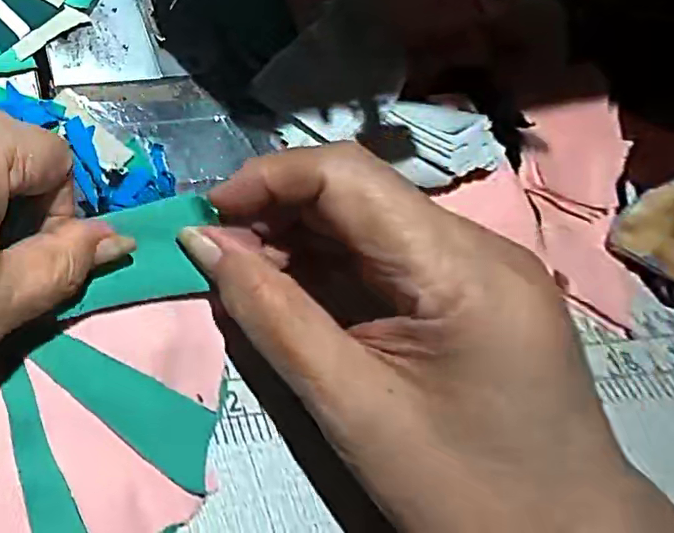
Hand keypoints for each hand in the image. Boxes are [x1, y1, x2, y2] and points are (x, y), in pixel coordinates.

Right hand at [178, 143, 673, 531]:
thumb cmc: (470, 497)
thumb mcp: (354, 410)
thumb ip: (272, 316)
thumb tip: (201, 243)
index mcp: (461, 266)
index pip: (347, 175)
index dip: (268, 178)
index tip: (209, 212)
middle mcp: (472, 242)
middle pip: (352, 188)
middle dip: (274, 207)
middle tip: (217, 249)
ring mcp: (472, 259)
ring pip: (359, 213)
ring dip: (293, 233)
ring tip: (243, 271)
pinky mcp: (462, 282)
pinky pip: (376, 247)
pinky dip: (321, 259)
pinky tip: (286, 286)